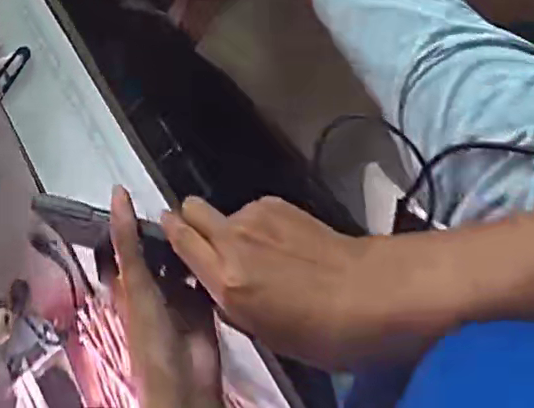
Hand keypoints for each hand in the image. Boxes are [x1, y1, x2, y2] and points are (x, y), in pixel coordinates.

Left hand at [109, 187, 221, 407]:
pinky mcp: (200, 305)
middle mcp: (148, 289)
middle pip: (153, 250)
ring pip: (178, 261)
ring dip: (186, 244)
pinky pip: (202, 277)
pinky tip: (216, 241)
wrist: (187, 387)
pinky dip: (208, 262)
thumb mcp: (136, 284)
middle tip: (176, 200)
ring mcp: (174, 298)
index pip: (121, 244)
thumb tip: (118, 193)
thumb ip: (128, 242)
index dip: (125, 220)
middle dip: (162, 229)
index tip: (134, 190)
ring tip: (197, 213)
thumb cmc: (151, 339)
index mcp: (125, 285)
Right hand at [162, 196, 412, 369]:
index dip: (169, 232)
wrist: (365, 292)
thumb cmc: (317, 331)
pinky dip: (259, 225)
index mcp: (225, 279)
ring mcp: (254, 214)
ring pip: (225, 213)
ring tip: (262, 254)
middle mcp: (232, 239)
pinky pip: (253, 210)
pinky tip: (283, 244)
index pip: (179, 238)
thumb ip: (227, 298)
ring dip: (232, 229)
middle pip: (191, 208)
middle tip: (207, 241)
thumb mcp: (260, 331)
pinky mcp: (276, 201)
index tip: (167, 232)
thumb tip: (213, 281)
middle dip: (191, 219)